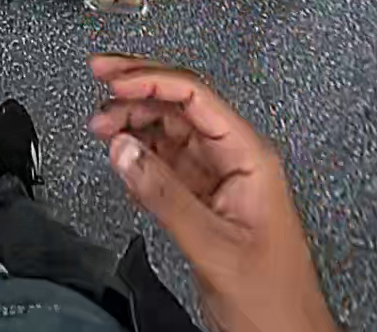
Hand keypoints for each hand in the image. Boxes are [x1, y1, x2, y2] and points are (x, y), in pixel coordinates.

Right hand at [89, 55, 338, 331]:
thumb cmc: (275, 304)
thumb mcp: (216, 247)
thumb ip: (165, 196)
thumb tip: (123, 149)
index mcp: (247, 154)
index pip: (195, 94)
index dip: (152, 80)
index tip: (117, 81)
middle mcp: (231, 155)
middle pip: (179, 100)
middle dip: (137, 83)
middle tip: (101, 72)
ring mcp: (215, 173)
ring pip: (168, 125)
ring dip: (132, 116)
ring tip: (101, 121)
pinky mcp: (201, 194)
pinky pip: (164, 156)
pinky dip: (137, 148)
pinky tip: (120, 149)